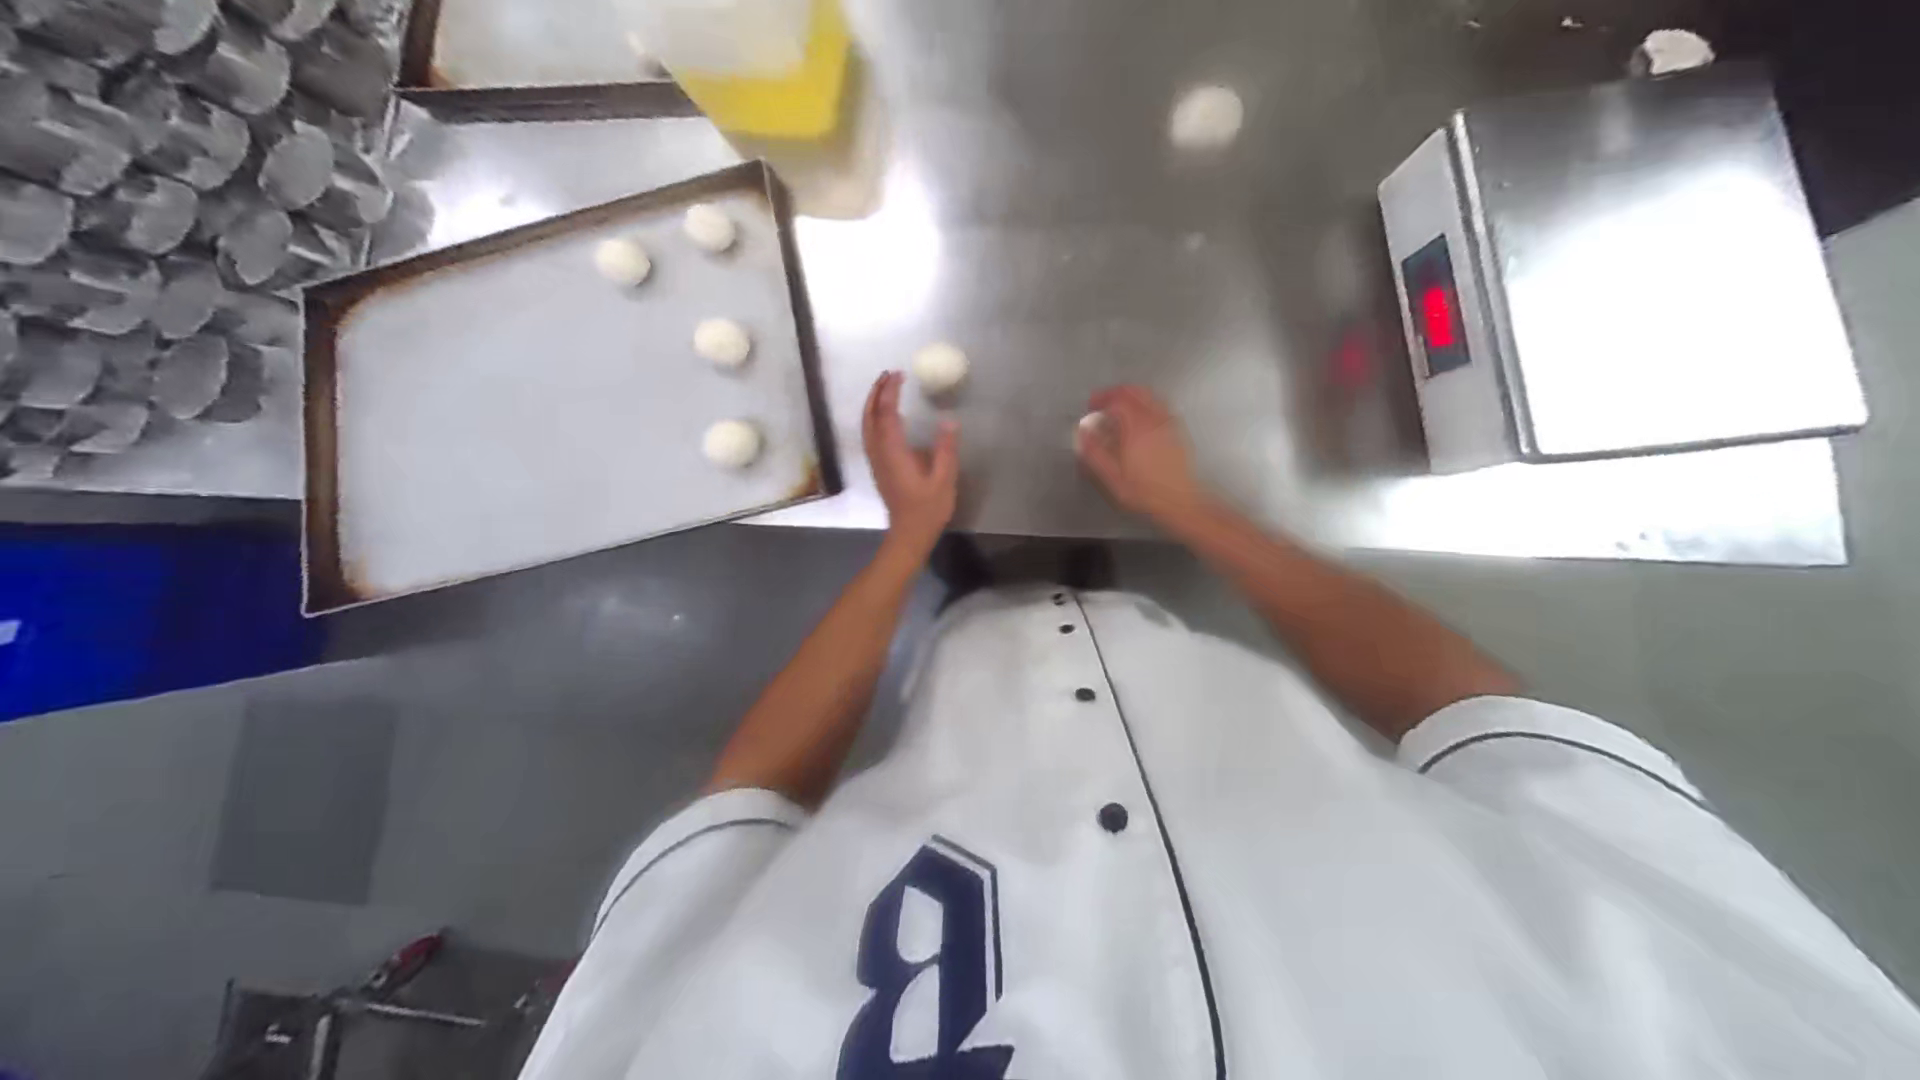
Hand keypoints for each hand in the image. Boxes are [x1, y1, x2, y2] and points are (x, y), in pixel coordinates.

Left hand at [864, 371, 958, 555]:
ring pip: (867, 425)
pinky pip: (870, 435)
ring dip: (873, 404)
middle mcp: (880, 453)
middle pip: (870, 416)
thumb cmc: (928, 509)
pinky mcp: (879, 467)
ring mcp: (877, 461)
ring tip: (885, 389)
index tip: (898, 374)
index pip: (887, 414)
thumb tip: (949, 420)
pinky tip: (887, 417)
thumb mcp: (944, 479)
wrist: (909, 534)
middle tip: (888, 374)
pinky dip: (874, 418)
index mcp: (894, 453)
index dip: (890, 392)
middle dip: (877, 393)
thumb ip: (946, 449)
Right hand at [1076, 385, 1206, 525]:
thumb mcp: (1112, 476)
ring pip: (1149, 396)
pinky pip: (1160, 406)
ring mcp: (1168, 423)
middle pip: (1135, 392)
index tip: (1091, 407)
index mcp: (1137, 428)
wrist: (1179, 502)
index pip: (1118, 399)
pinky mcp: (1177, 430)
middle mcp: (1154, 419)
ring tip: (1118, 408)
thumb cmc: (1144, 492)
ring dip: (1131, 396)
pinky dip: (1145, 404)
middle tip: (1102, 403)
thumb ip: (1094, 451)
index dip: (1101, 399)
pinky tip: (1138, 419)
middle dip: (1116, 393)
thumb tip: (1082, 431)